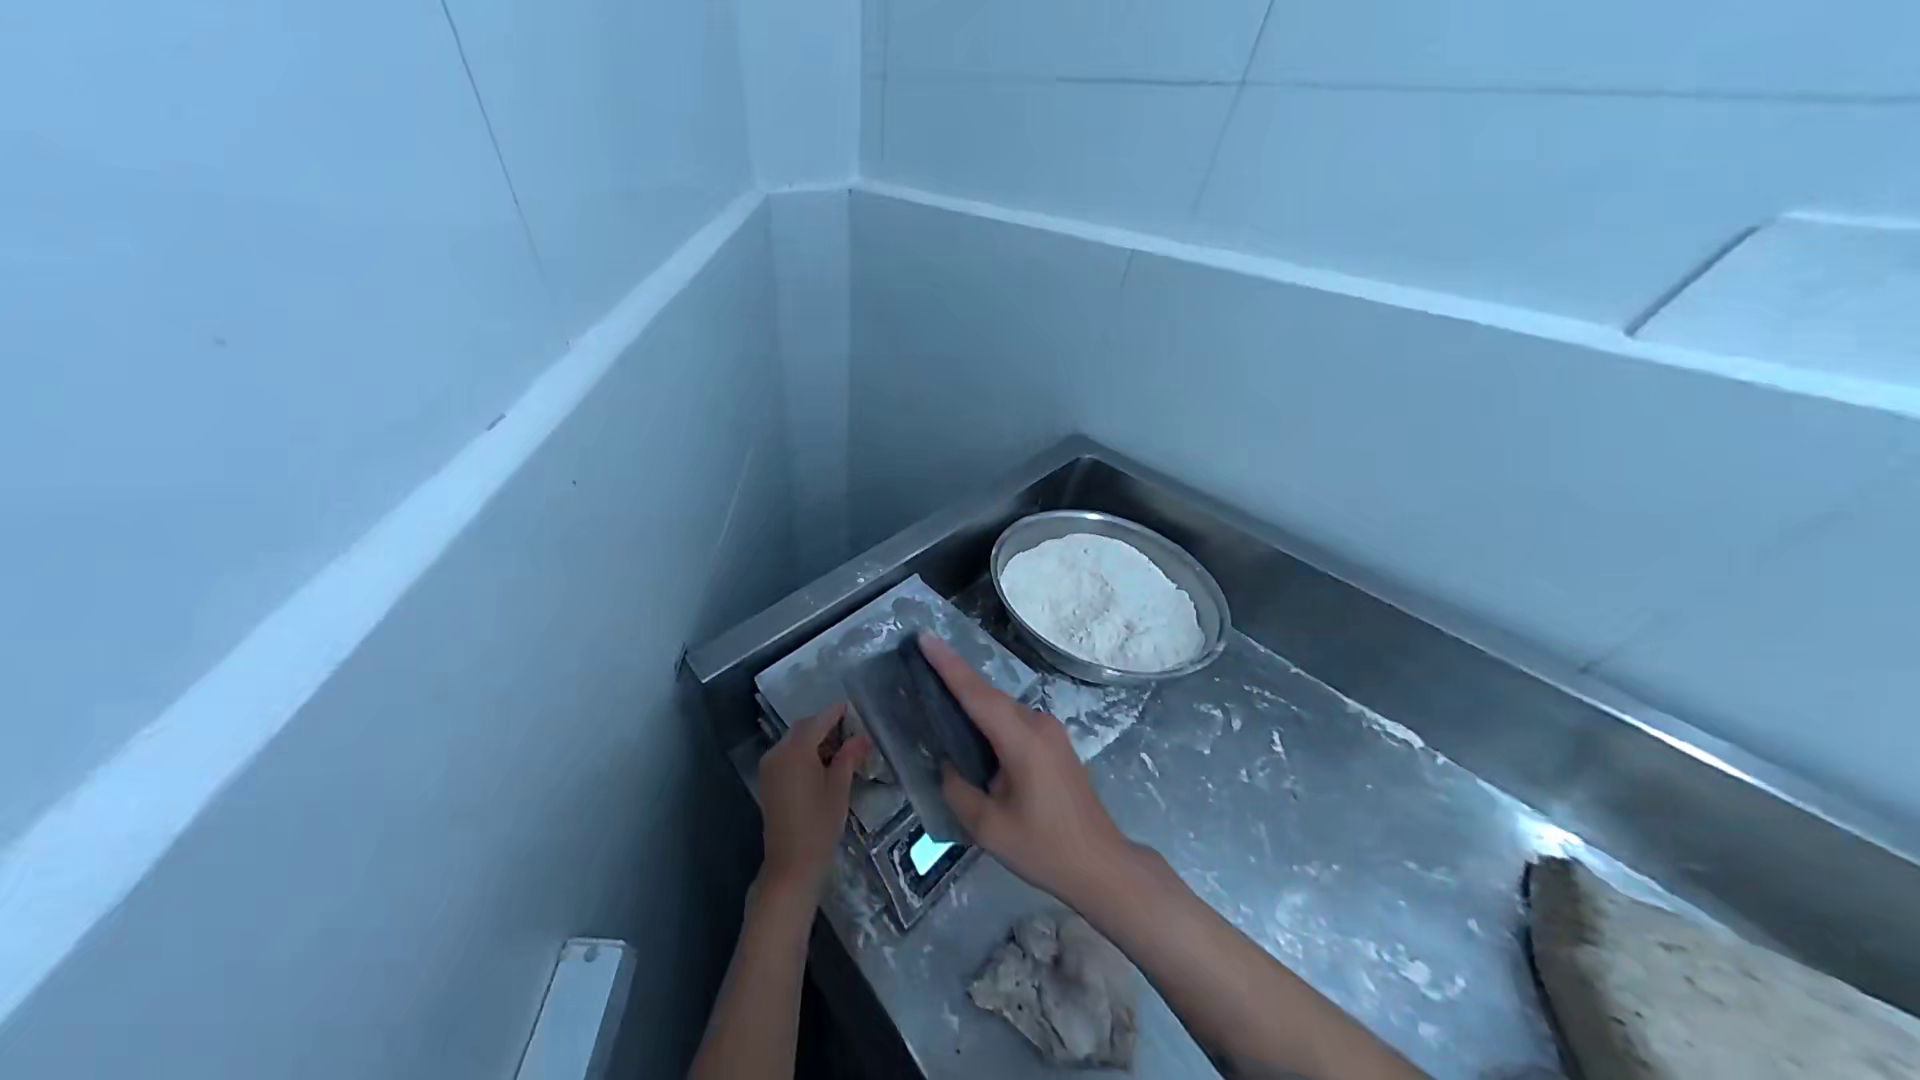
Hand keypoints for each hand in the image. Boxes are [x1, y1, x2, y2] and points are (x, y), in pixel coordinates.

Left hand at [757, 703, 870, 901]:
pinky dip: (804, 751)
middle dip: (826, 725)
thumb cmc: (819, 826)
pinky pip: (787, 754)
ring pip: (794, 740)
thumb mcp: (839, 788)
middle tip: (852, 730)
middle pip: (803, 728)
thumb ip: (848, 757)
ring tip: (842, 747)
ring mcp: (770, 766)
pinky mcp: (769, 780)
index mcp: (795, 751)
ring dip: (815, 738)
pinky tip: (823, 762)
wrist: (790, 864)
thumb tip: (862, 737)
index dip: (836, 713)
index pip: (818, 721)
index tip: (854, 709)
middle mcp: (778, 753)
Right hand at [919, 632, 1142, 909]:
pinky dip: (991, 719)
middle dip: (955, 678)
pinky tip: (973, 729)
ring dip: (974, 701)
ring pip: (1003, 709)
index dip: (948, 665)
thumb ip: (958, 789)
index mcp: (1022, 740)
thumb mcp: (988, 827)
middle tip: (920, 663)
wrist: (1101, 865)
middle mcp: (1039, 725)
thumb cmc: (1044, 848)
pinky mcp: (1056, 744)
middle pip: (990, 697)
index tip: (925, 638)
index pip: (977, 695)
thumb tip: (949, 765)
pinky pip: (1015, 721)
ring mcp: (1052, 732)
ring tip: (939, 696)